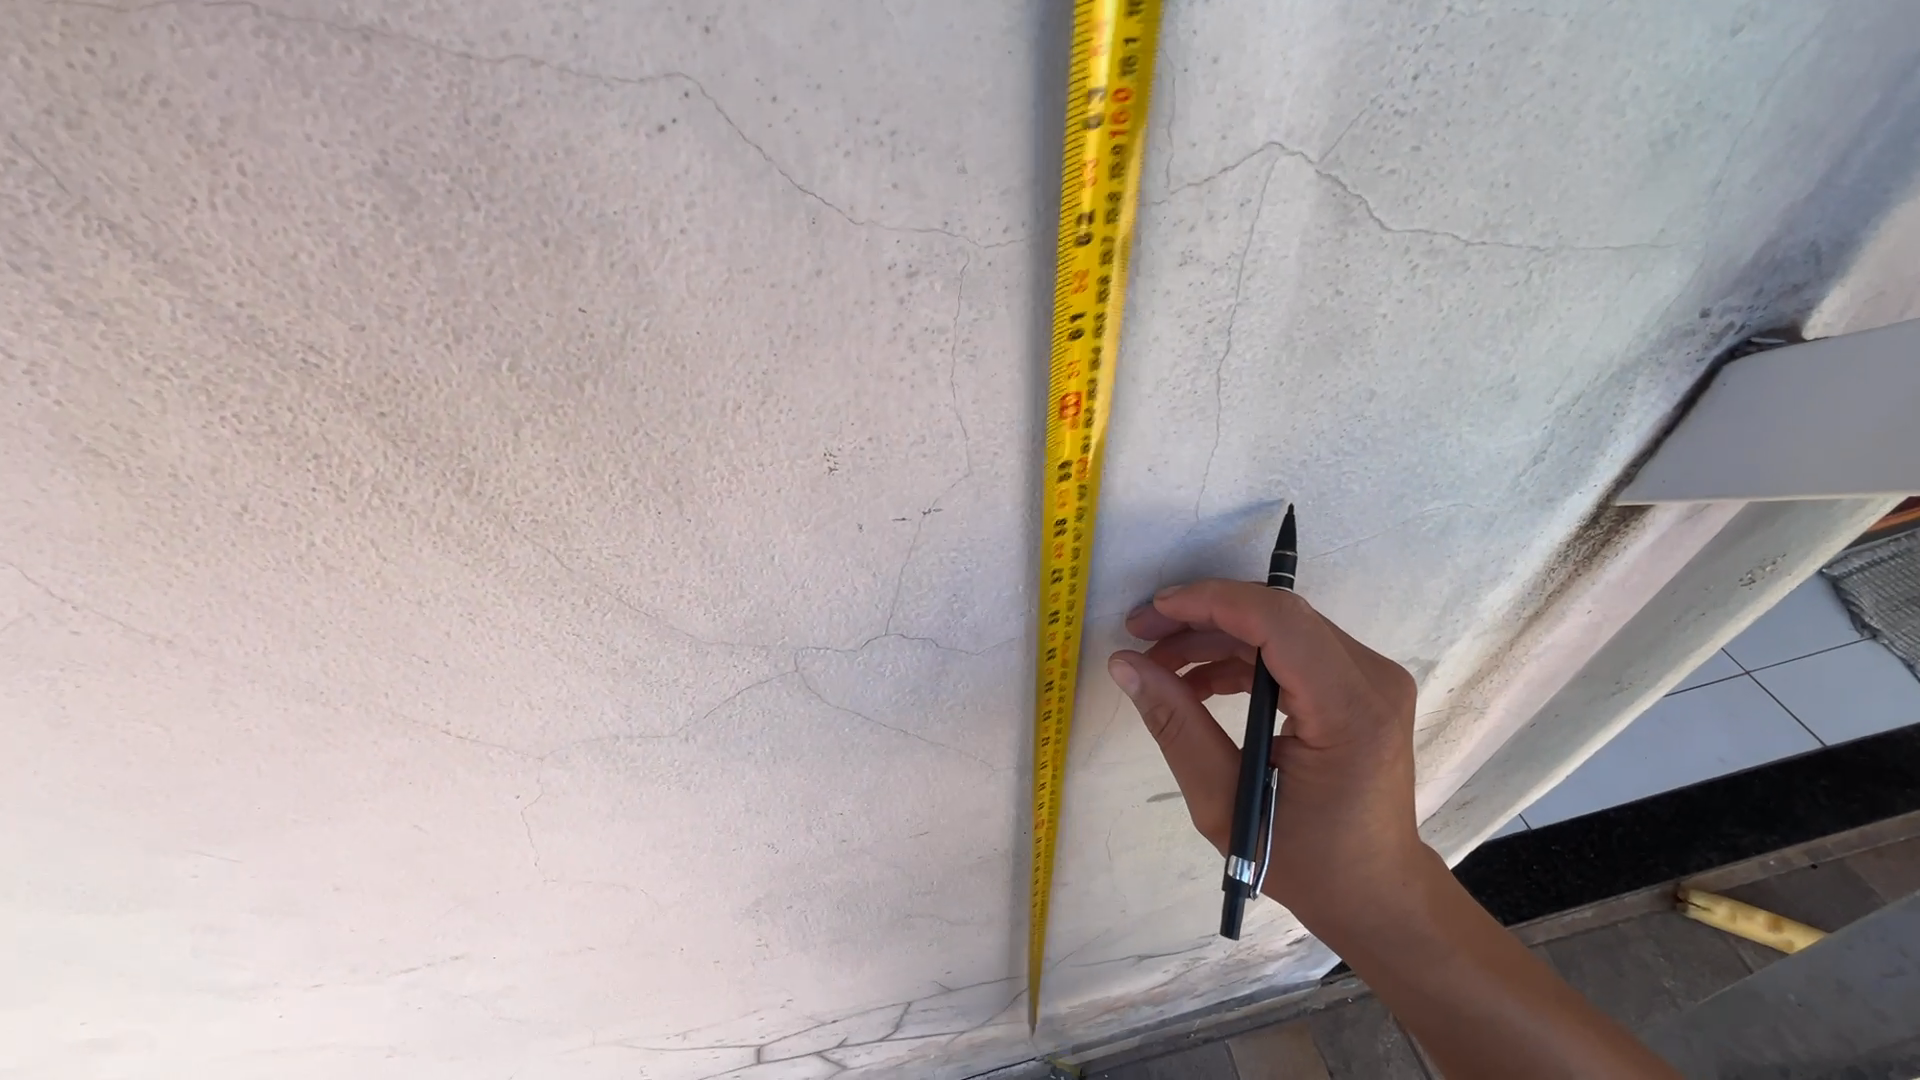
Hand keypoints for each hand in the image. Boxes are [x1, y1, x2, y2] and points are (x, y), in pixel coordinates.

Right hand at [1107, 579, 1424, 924]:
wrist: (1374, 890)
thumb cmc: (1306, 861)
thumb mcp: (1224, 803)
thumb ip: (1175, 725)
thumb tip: (1125, 663)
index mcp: (1349, 712)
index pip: (1278, 622)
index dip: (1209, 603)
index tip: (1150, 614)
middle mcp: (1372, 680)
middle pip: (1276, 616)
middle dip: (1201, 616)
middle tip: (1140, 633)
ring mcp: (1371, 677)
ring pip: (1279, 626)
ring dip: (1214, 635)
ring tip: (1159, 662)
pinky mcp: (1359, 684)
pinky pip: (1290, 648)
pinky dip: (1239, 655)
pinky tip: (1197, 682)